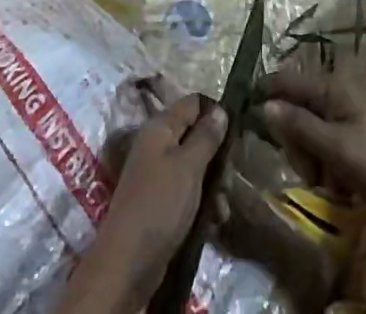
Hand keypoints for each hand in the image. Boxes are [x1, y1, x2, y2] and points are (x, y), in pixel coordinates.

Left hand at [63, 89, 226, 313]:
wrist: (128, 261)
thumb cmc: (160, 203)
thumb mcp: (189, 166)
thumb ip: (206, 136)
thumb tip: (221, 109)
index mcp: (160, 127)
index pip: (193, 103)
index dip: (215, 112)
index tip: (238, 130)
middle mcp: (157, 144)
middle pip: (195, 135)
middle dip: (217, 155)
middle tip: (231, 174)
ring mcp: (157, 173)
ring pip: (195, 166)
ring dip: (213, 184)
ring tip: (222, 206)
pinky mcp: (160, 200)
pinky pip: (188, 190)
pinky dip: (202, 202)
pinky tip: (213, 220)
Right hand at [257, 71, 365, 212]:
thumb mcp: (334, 147)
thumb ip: (299, 126)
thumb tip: (264, 106)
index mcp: (331, 89)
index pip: (285, 82)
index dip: (265, 95)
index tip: (246, 117)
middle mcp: (335, 96)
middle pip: (293, 112)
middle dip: (295, 144)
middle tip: (308, 170)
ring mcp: (343, 116)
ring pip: (305, 134)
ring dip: (310, 160)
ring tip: (327, 182)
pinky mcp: (349, 137)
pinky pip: (321, 147)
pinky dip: (324, 166)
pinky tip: (337, 184)